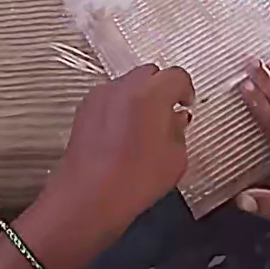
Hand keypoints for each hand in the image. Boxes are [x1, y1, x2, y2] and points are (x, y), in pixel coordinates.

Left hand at [33, 64, 195, 247]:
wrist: (89, 195)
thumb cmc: (137, 179)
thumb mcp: (175, 158)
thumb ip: (178, 129)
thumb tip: (175, 117)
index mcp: (151, 93)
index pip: (176, 76)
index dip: (185, 90)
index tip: (186, 105)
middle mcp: (124, 86)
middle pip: (149, 73)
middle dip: (161, 88)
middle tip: (166, 114)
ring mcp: (100, 94)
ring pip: (127, 84)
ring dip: (138, 96)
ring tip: (142, 127)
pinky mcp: (83, 107)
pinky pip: (109, 97)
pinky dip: (119, 106)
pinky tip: (120, 134)